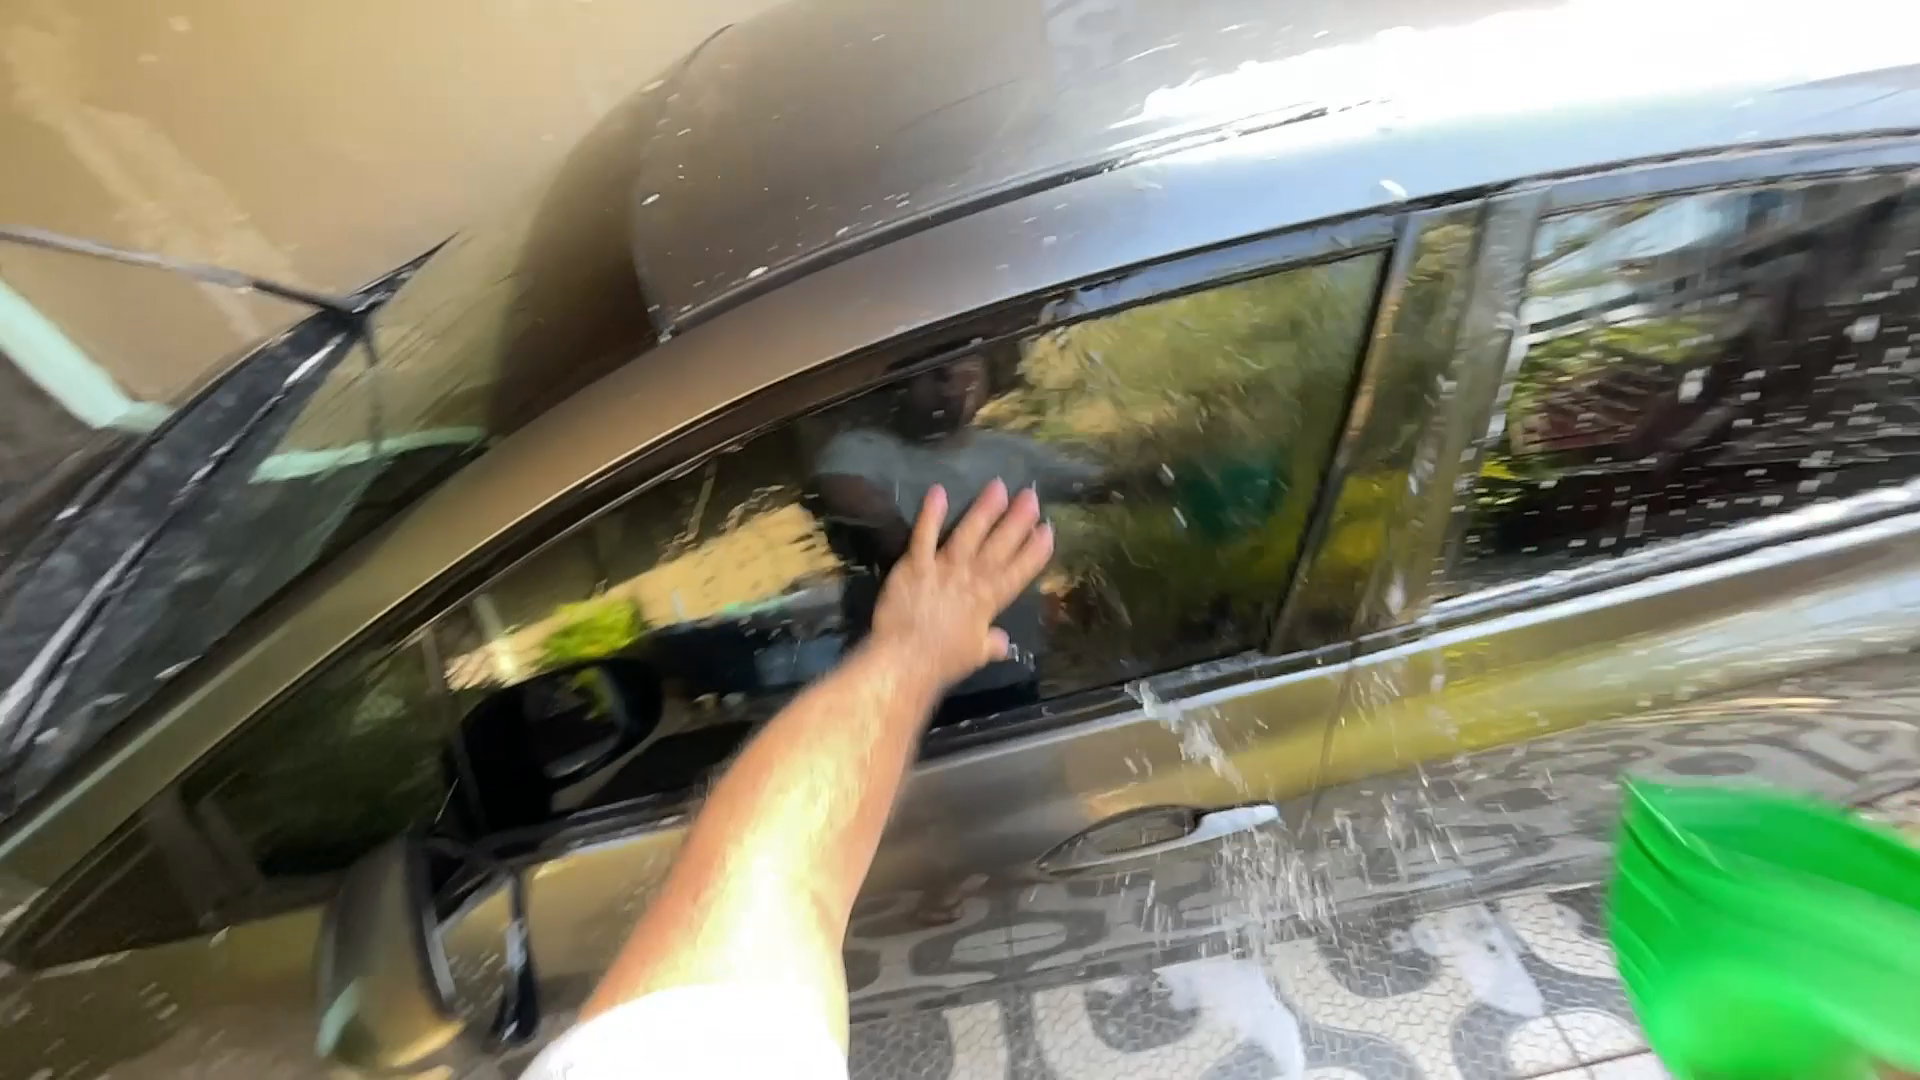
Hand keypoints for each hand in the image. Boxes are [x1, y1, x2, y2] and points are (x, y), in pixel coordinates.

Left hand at [869, 480, 1053, 690]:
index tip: (1048, 529)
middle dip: (1017, 521)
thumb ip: (991, 644)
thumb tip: (1005, 643)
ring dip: (984, 510)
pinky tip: (938, 491)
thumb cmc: (941, 662)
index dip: (1035, 550)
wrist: (905, 661)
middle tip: (1030, 496)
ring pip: (969, 534)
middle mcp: (971, 579)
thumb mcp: (975, 656)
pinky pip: (924, 535)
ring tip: (998, 487)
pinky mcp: (915, 565)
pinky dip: (930, 514)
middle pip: (999, 546)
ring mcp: (943, 569)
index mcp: (989, 601)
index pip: (1019, 572)